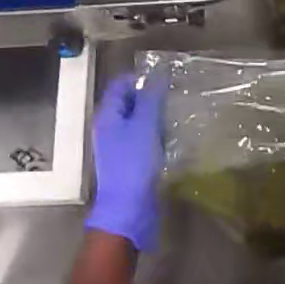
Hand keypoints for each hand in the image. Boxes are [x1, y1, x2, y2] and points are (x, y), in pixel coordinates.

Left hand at [86, 71, 167, 250]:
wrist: (129, 208)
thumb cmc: (135, 163)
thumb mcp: (144, 125)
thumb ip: (151, 98)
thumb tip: (157, 74)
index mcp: (107, 115)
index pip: (121, 84)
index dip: (141, 78)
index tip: (166, 79)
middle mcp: (110, 128)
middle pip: (130, 102)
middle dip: (151, 97)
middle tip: (175, 97)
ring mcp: (119, 146)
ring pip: (138, 122)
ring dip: (156, 117)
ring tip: (177, 115)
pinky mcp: (130, 161)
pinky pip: (143, 140)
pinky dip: (156, 135)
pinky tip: (172, 138)